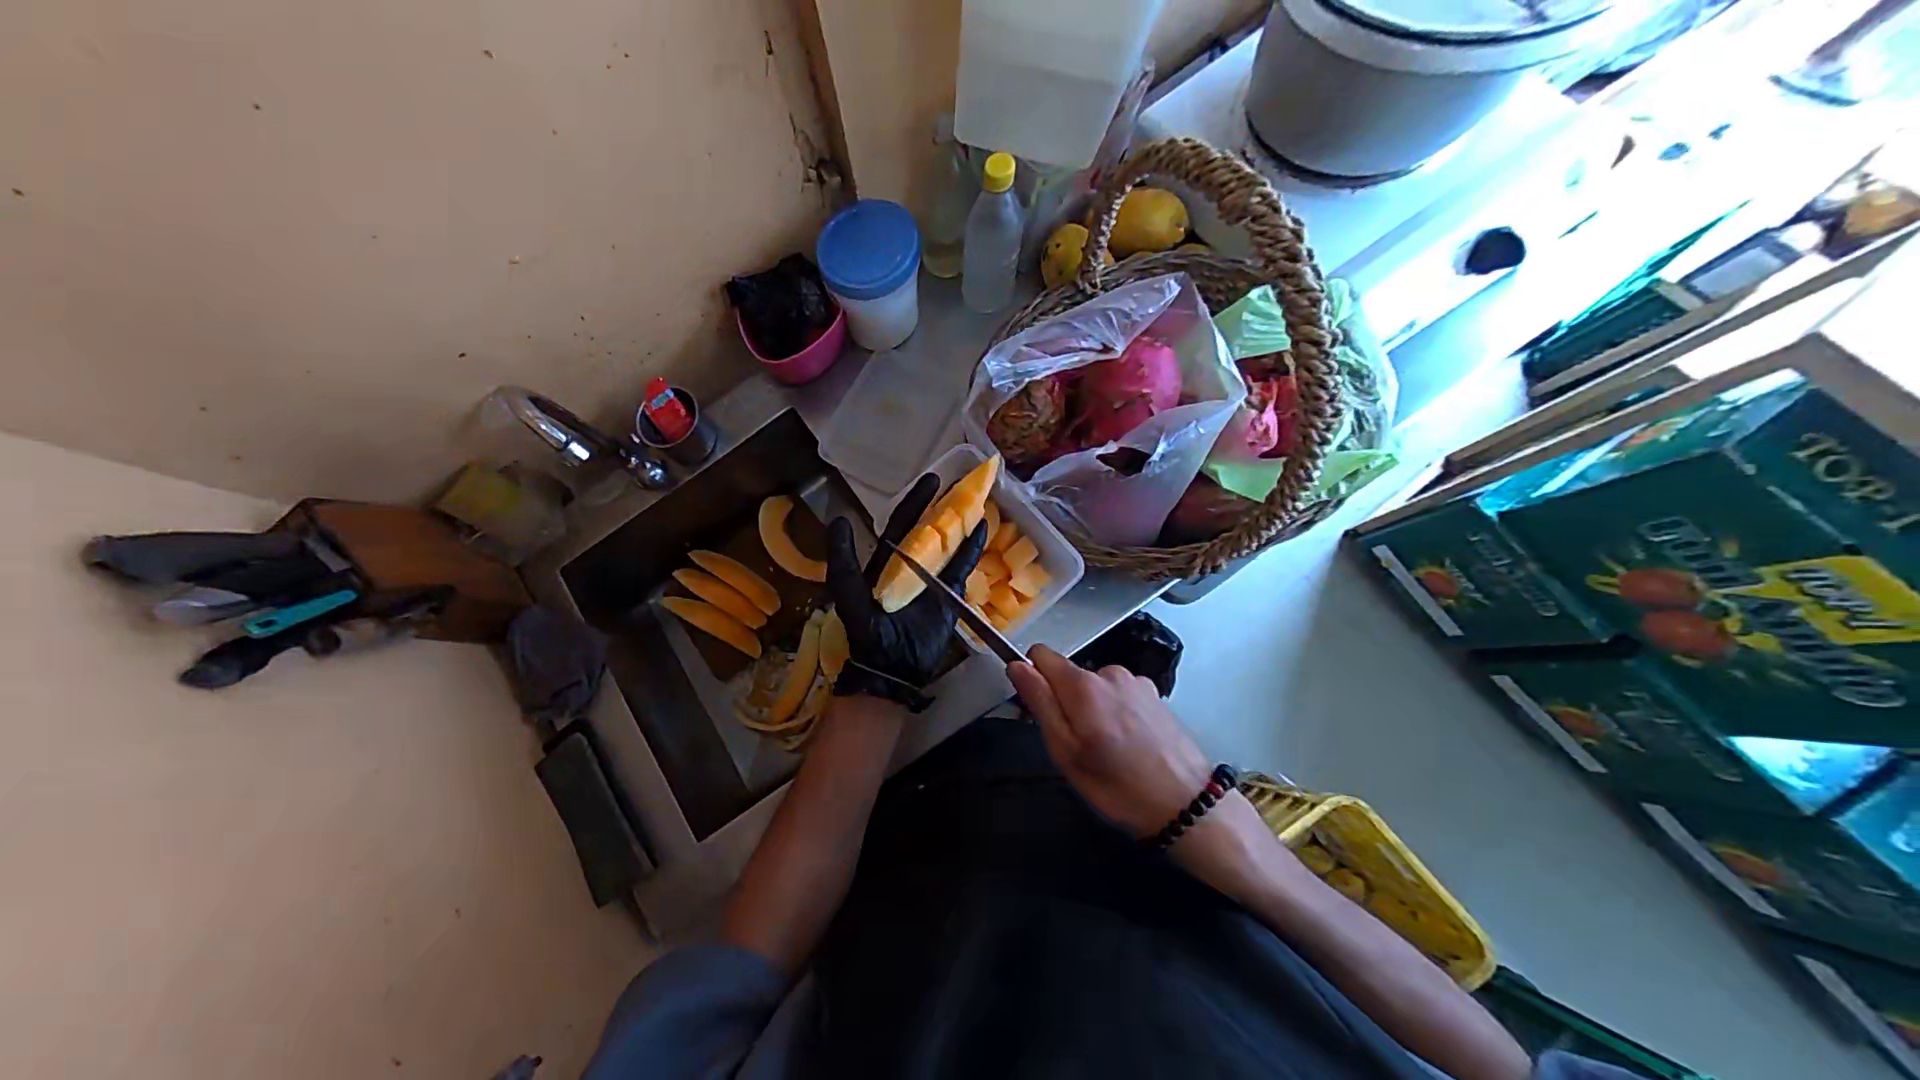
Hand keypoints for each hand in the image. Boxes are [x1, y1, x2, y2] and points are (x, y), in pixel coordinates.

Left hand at [826, 473, 988, 708]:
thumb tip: (839, 519)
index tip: (931, 480)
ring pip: (949, 544)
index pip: (902, 523)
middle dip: (942, 505)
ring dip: (960, 523)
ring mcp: (933, 579)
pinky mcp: (950, 595)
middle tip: (959, 482)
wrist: (892, 666)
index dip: (915, 501)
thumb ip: (843, 559)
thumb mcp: (848, 592)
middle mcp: (911, 565)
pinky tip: (983, 529)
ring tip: (976, 500)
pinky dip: (973, 549)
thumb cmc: (868, 630)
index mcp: (887, 561)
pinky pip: (963, 568)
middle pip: (929, 528)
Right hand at [1007, 644, 1213, 838]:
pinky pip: (1118, 696)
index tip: (1039, 711)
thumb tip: (1017, 665)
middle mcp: (1110, 673)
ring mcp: (1136, 683)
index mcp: (1083, 685)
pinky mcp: (1154, 695)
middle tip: (1076, 746)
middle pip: (1068, 675)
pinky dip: (1116, 714)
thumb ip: (1039, 702)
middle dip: (1064, 702)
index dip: (1033, 679)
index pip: (1040, 655)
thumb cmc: (1118, 786)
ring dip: (1092, 710)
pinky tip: (1128, 746)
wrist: (1185, 805)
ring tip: (1106, 750)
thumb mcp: (1065, 751)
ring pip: (1094, 687)